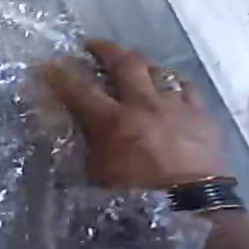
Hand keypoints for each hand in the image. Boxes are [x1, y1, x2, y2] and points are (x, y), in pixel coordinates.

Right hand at [37, 39, 228, 190]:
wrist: (189, 204)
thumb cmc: (133, 198)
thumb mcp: (96, 175)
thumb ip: (88, 147)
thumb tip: (78, 133)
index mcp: (113, 122)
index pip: (80, 91)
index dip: (61, 75)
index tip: (47, 63)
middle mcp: (145, 105)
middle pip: (126, 64)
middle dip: (106, 50)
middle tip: (92, 44)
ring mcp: (177, 106)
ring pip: (159, 70)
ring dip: (140, 63)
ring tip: (131, 64)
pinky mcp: (201, 114)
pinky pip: (186, 86)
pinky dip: (171, 81)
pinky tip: (167, 84)